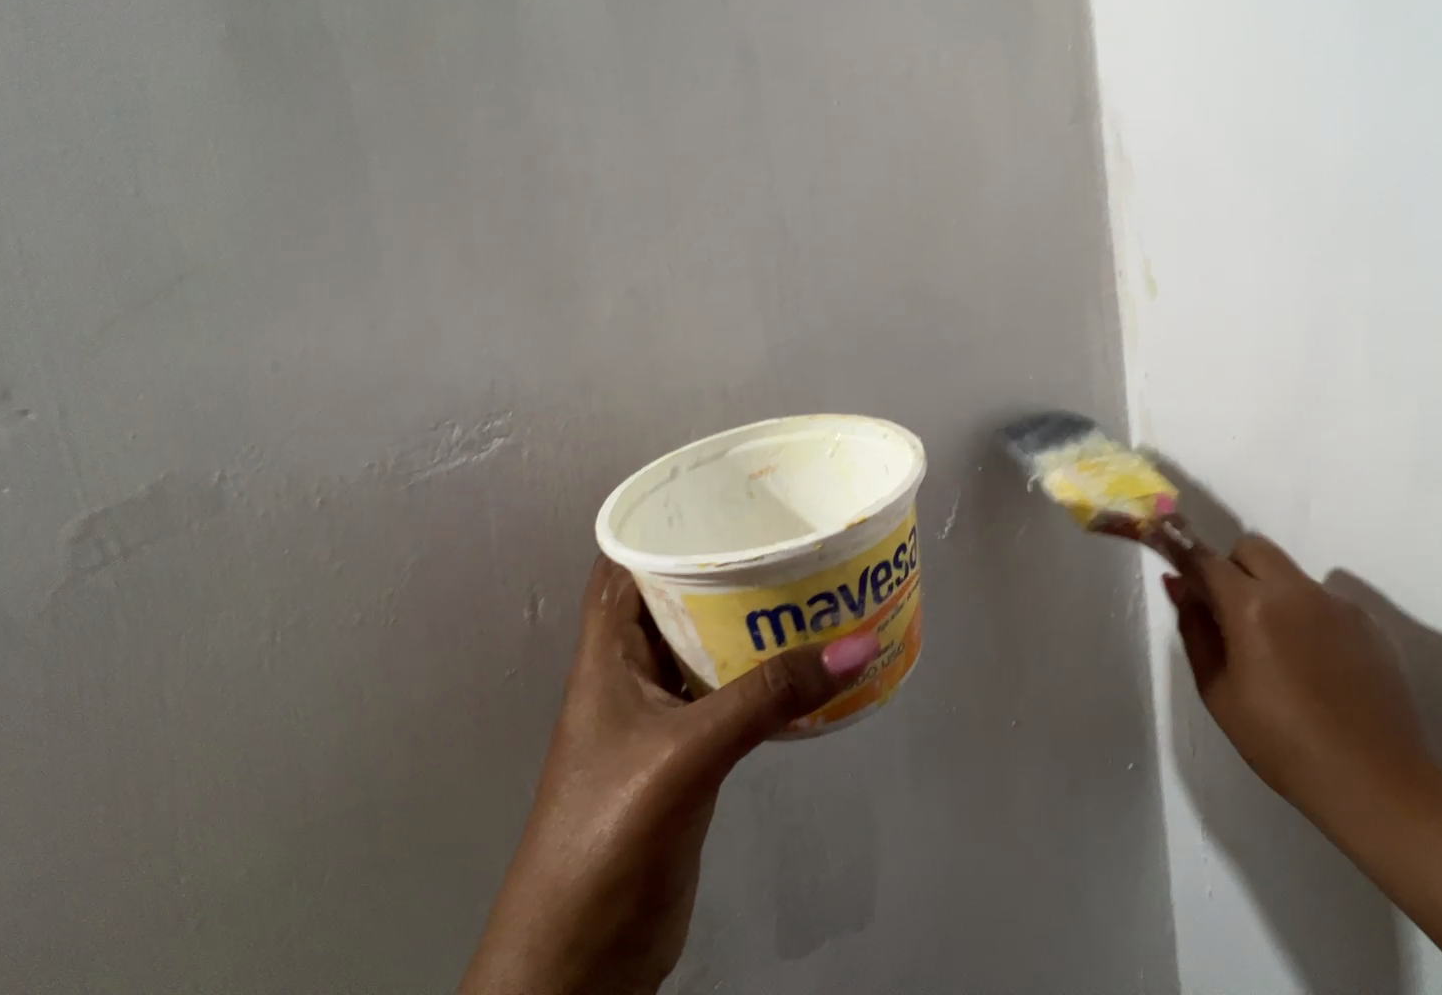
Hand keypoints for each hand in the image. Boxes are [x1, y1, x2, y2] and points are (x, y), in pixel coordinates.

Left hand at [460, 558, 880, 994]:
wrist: (582, 952)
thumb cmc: (608, 835)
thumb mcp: (688, 753)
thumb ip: (770, 697)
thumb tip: (859, 642)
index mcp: (607, 654)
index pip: (628, 562)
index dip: (668, 521)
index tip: (729, 493)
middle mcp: (630, 673)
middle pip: (678, 597)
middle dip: (728, 565)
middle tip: (791, 536)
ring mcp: (661, 716)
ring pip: (709, 645)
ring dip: (753, 621)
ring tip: (813, 587)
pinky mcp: (690, 755)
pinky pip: (732, 693)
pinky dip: (767, 675)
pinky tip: (811, 667)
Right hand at [1160, 528, 1430, 816]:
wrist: (1373, 777)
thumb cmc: (1279, 741)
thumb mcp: (1218, 691)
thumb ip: (1195, 630)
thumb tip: (1180, 587)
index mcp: (1252, 606)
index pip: (1207, 560)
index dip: (1184, 554)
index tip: (1170, 553)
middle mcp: (1297, 591)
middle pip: (1253, 549)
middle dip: (1232, 567)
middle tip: (1227, 614)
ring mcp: (1338, 604)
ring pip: (1291, 576)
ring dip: (1271, 594)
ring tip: (1276, 652)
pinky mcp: (1370, 624)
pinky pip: (1324, 603)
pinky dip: (1306, 618)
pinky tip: (1314, 667)